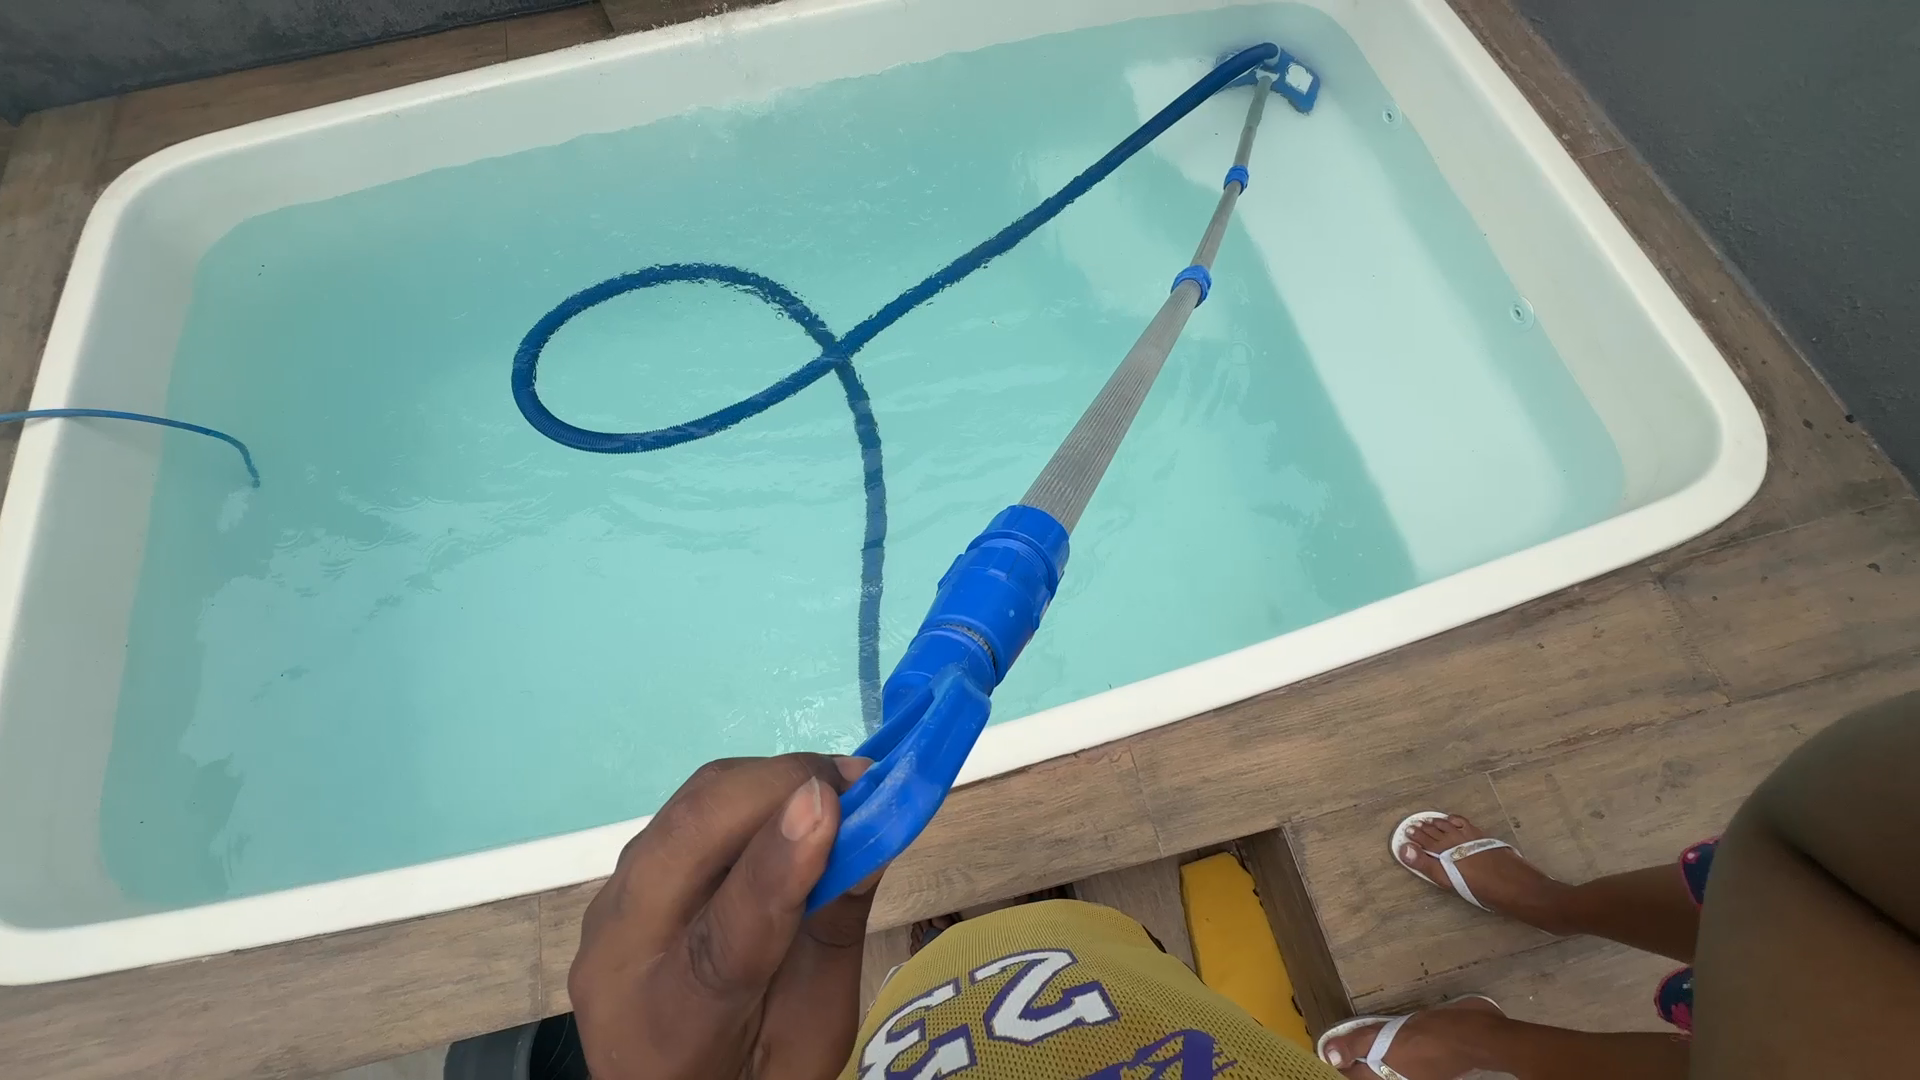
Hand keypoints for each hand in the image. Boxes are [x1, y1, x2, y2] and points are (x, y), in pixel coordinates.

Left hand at [569, 754, 877, 1079]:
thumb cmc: (754, 1070)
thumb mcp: (813, 1035)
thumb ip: (836, 934)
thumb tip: (874, 834)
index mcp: (671, 1028)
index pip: (723, 938)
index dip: (779, 864)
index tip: (833, 803)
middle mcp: (621, 953)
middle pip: (689, 836)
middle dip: (778, 785)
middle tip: (858, 781)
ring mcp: (615, 900)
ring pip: (692, 802)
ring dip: (771, 780)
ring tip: (837, 791)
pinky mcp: (629, 867)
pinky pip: (693, 804)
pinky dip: (753, 788)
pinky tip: (796, 802)